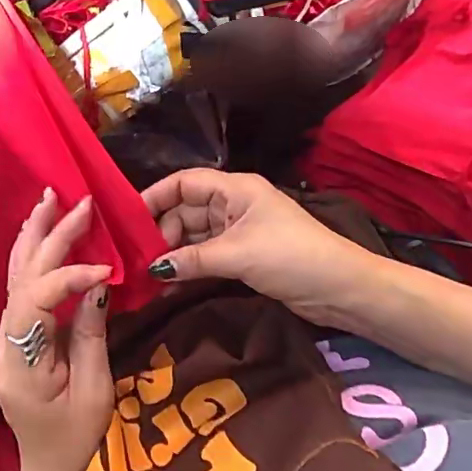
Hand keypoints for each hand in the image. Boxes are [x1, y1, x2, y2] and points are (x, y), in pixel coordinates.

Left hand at [0, 189, 115, 470]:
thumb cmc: (81, 446)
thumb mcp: (96, 393)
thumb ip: (92, 334)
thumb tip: (97, 283)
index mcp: (20, 366)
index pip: (36, 302)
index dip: (69, 276)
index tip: (106, 269)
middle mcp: (3, 347)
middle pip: (21, 281)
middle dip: (49, 239)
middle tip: (75, 202)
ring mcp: (5, 343)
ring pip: (15, 281)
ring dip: (34, 239)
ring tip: (48, 202)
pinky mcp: (17, 341)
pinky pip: (23, 292)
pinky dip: (35, 260)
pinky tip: (43, 236)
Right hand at [142, 169, 379, 327]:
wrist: (341, 288)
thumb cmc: (290, 256)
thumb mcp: (237, 255)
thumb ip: (192, 259)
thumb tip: (152, 269)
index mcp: (234, 188)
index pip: (184, 182)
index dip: (155, 196)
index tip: (129, 220)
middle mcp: (233, 203)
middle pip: (186, 209)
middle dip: (162, 230)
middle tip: (139, 258)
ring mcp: (238, 229)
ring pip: (195, 234)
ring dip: (174, 252)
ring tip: (148, 274)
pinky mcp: (244, 254)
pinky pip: (207, 254)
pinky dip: (190, 266)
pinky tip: (171, 284)